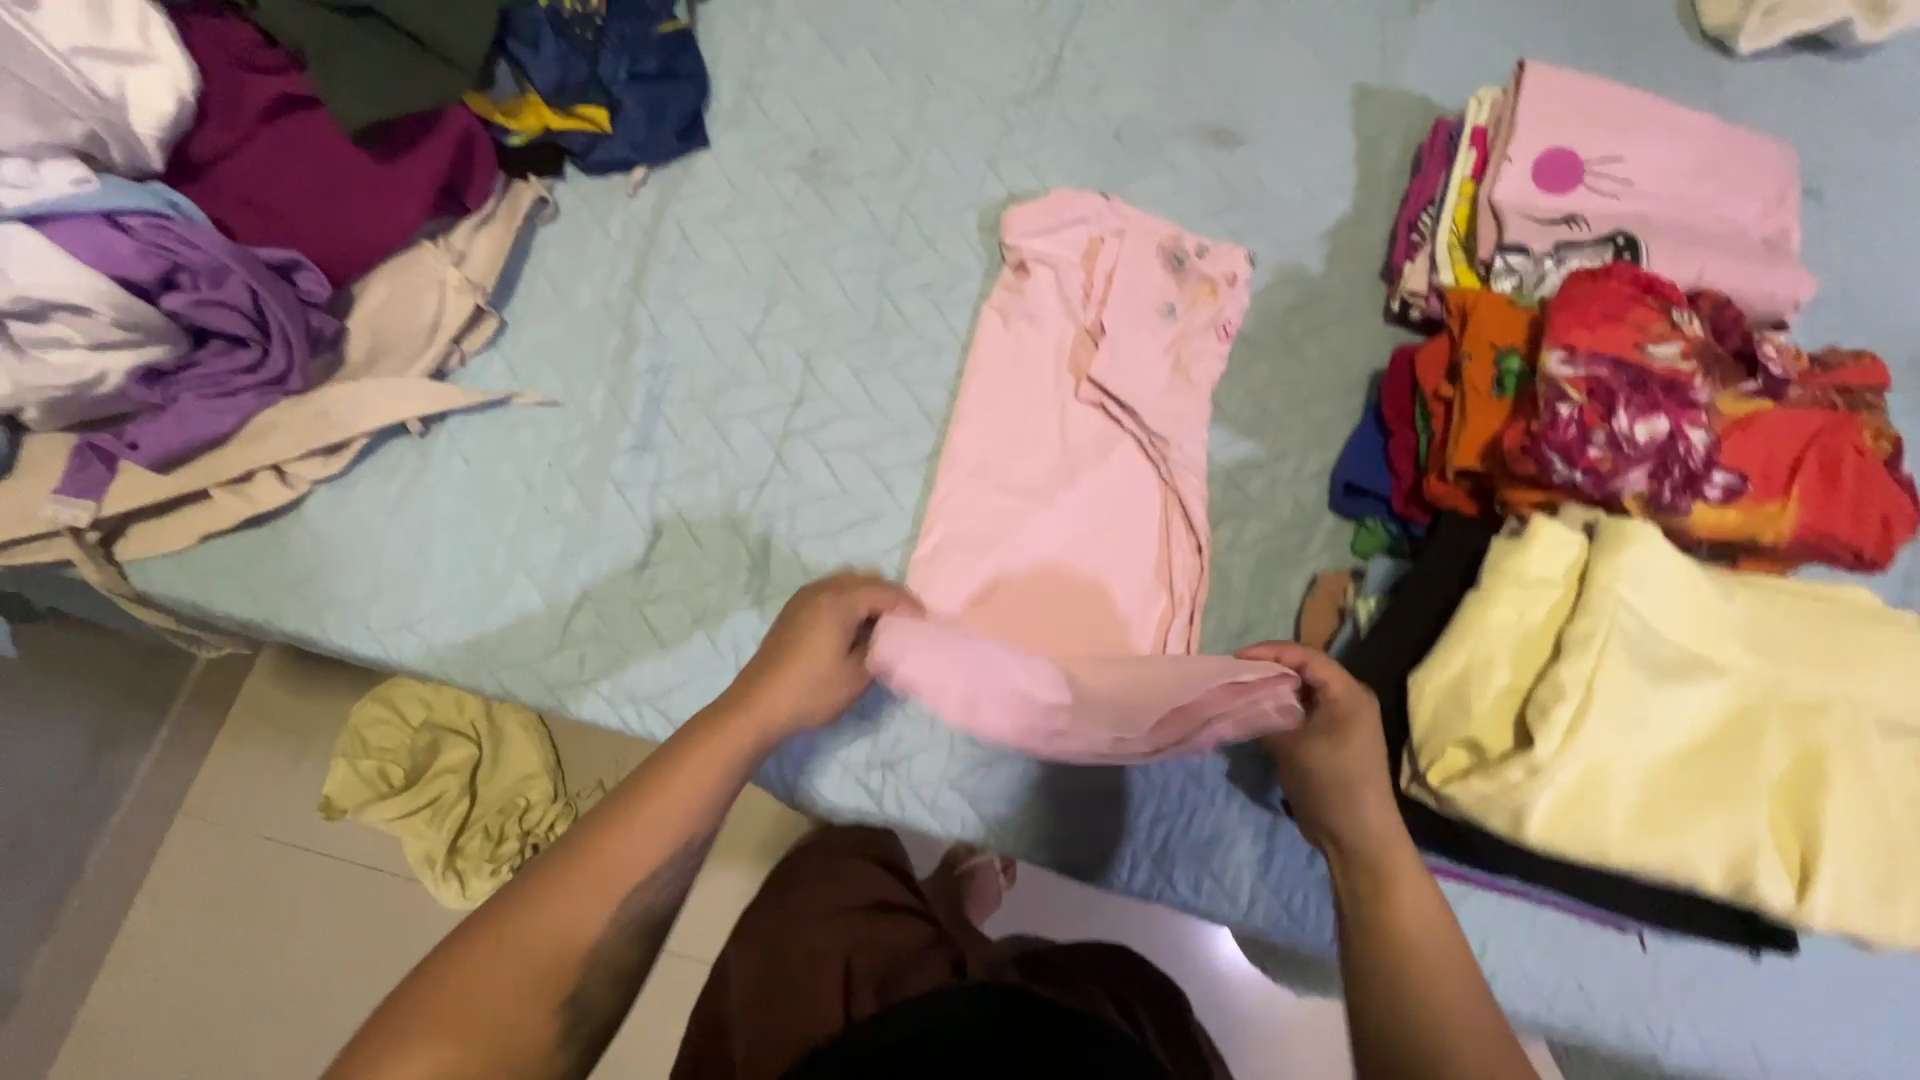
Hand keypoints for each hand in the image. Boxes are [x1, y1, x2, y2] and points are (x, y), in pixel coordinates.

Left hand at [718, 571, 922, 740]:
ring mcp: (804, 597)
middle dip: (891, 597)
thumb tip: (891, 635)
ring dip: (869, 597)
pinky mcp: (794, 610)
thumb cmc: (812, 691)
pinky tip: (855, 627)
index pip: (886, 592)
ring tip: (884, 624)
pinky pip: (831, 592)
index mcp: (839, 601)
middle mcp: (822, 589)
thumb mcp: (858, 674)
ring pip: (848, 583)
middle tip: (908, 622)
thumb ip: (882, 647)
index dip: (909, 606)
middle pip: (867, 580)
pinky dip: (850, 601)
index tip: (925, 624)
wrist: (757, 706)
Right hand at [1235, 641, 1406, 862]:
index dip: (1270, 651)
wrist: (1357, 836)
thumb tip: (1242, 700)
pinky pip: (1300, 712)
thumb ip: (1265, 713)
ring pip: (1300, 692)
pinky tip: (1253, 714)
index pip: (1306, 656)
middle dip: (1268, 668)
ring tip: (1239, 690)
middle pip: (1303, 670)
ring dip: (1271, 690)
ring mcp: (1339, 721)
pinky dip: (1277, 709)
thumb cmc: (1330, 782)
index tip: (1236, 658)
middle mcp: (1347, 700)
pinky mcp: (1328, 739)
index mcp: (1348, 693)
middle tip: (1234, 672)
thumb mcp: (1291, 744)